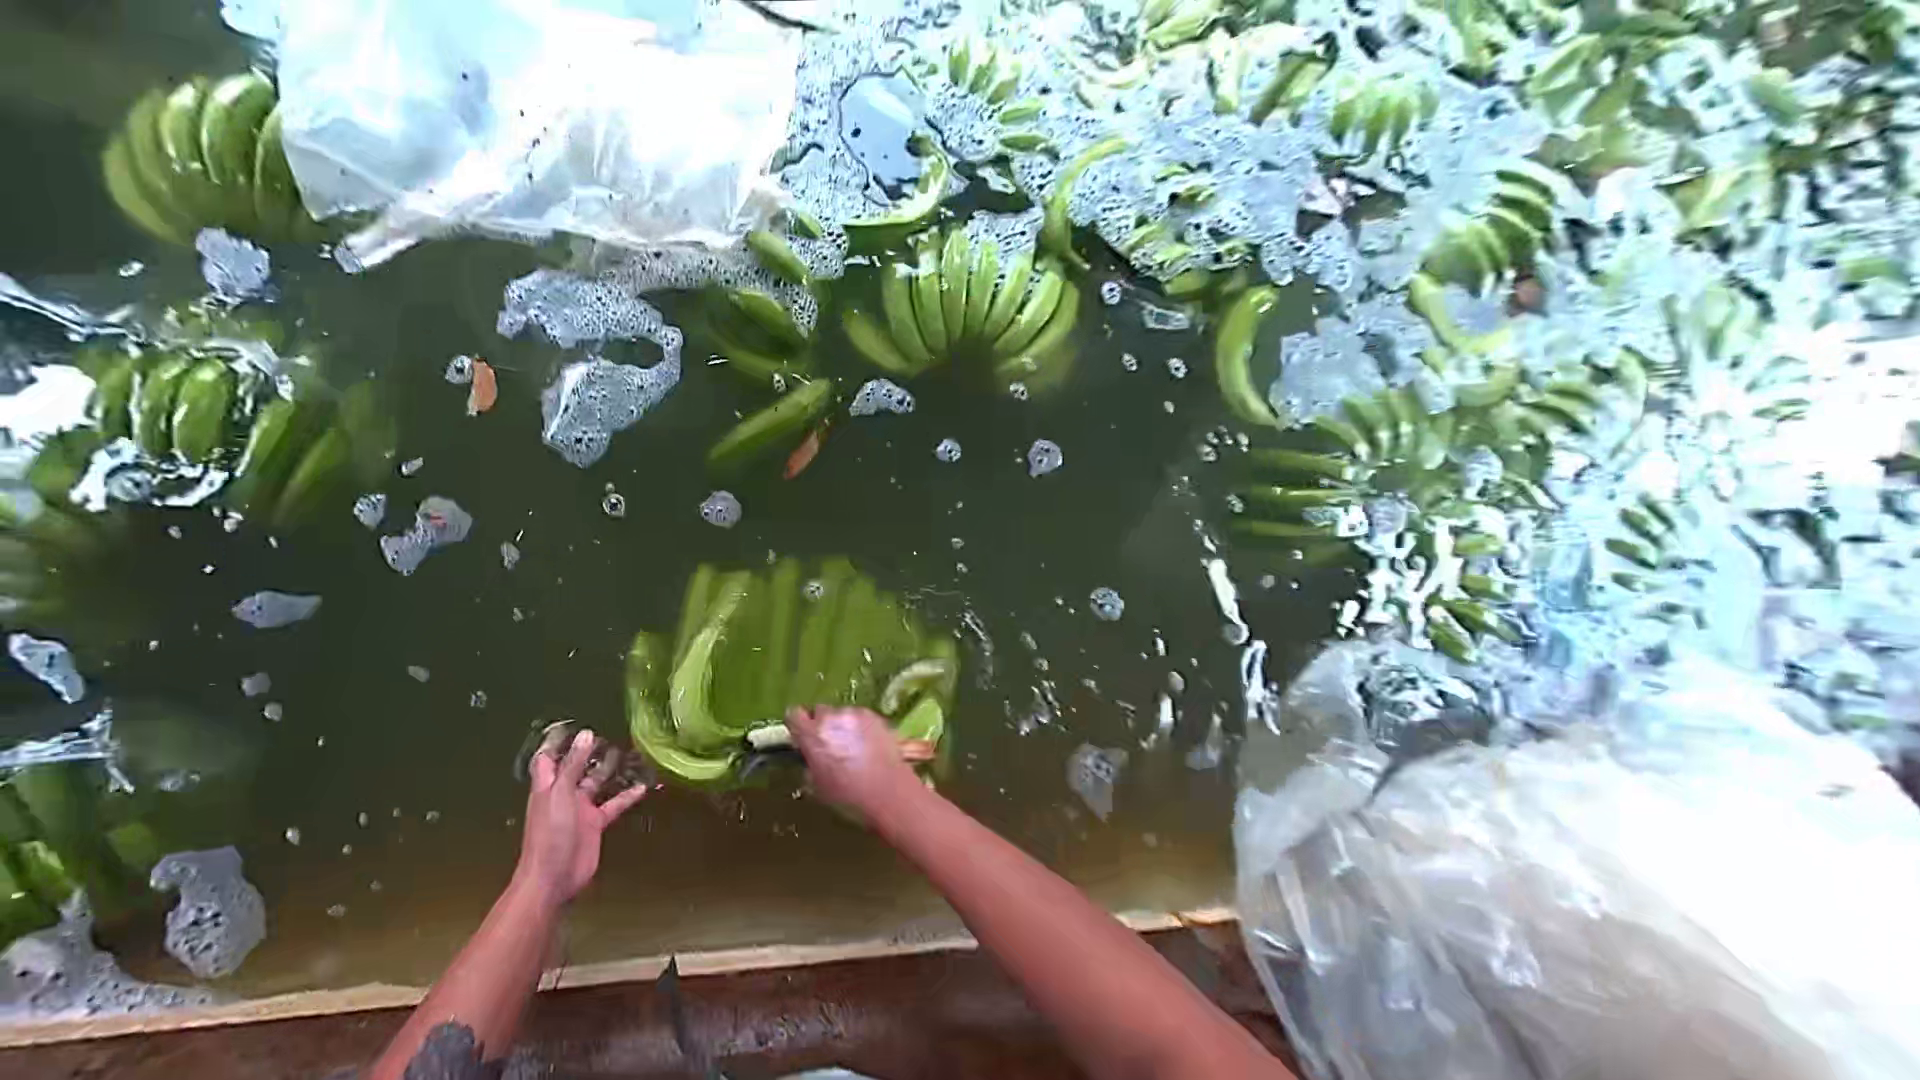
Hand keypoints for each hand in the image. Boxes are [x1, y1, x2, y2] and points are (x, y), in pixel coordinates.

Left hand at [515, 726, 649, 907]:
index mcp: (548, 786)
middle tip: (613, 735)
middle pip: (577, 768)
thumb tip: (586, 734)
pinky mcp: (595, 823)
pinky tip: (643, 785)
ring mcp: (580, 809)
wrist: (553, 877)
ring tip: (632, 753)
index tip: (575, 724)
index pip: (549, 758)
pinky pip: (614, 804)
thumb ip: (573, 764)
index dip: (558, 742)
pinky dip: (628, 795)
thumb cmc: (550, 833)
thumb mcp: (560, 794)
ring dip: (611, 770)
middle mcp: (563, 794)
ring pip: (597, 783)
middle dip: (591, 753)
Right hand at [784, 705, 918, 816]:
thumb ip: (809, 763)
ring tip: (853, 747)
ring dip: (843, 726)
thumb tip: (811, 756)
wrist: (888, 792)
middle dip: (821, 725)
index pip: (793, 714)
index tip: (802, 736)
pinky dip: (860, 727)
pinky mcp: (875, 716)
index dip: (797, 725)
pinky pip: (860, 717)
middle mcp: (832, 718)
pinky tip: (868, 745)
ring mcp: (855, 714)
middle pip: (819, 711)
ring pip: (841, 714)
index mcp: (812, 735)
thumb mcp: (816, 785)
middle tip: (830, 745)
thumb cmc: (848, 795)